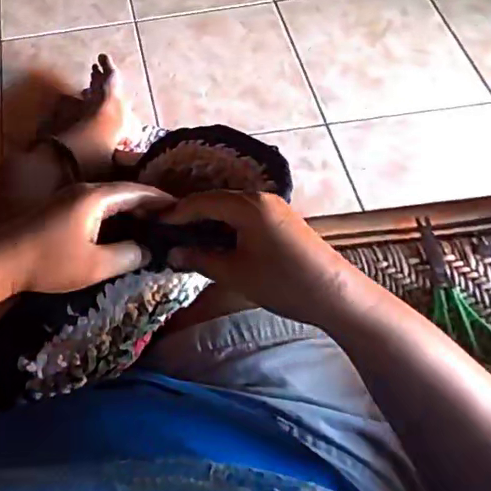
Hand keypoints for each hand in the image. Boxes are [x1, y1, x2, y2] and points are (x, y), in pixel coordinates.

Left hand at [0, 182, 174, 294]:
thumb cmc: (49, 262)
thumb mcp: (95, 266)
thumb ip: (126, 256)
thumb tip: (147, 250)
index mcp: (94, 197)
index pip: (136, 191)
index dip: (158, 199)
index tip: (178, 206)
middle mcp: (82, 189)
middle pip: (121, 190)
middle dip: (145, 202)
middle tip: (165, 217)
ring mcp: (65, 196)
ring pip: (105, 196)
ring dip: (126, 206)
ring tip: (144, 222)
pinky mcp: (54, 208)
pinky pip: (92, 203)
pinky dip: (110, 211)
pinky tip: (112, 228)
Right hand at [160, 191, 369, 328]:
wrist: (335, 294)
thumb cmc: (283, 282)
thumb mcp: (235, 273)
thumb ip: (201, 259)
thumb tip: (172, 253)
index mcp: (247, 204)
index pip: (203, 201)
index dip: (177, 212)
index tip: (155, 222)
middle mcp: (261, 197)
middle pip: (217, 199)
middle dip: (192, 213)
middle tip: (168, 229)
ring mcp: (275, 206)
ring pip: (232, 206)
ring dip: (210, 218)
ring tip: (188, 235)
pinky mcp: (283, 218)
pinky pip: (246, 213)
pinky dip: (228, 222)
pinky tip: (218, 239)